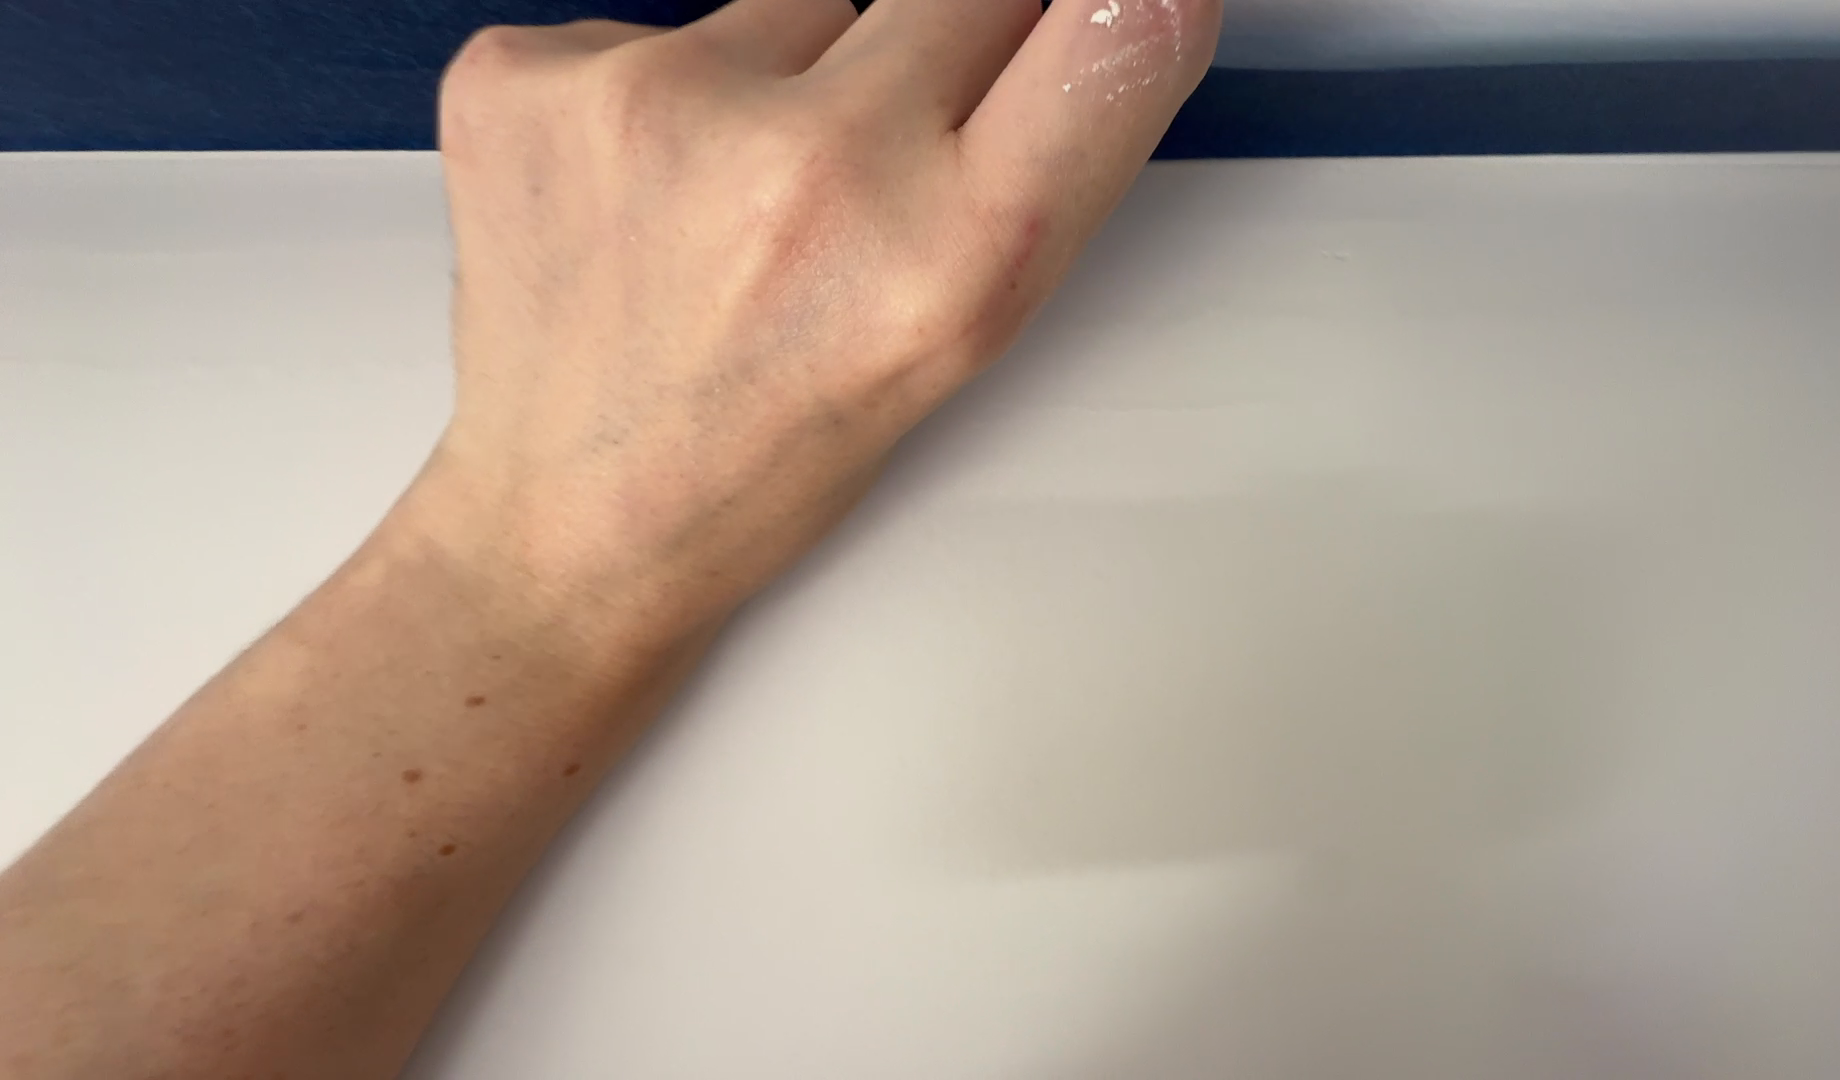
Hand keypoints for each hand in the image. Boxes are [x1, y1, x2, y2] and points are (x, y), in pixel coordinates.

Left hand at [417, 0, 1220, 651]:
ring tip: (751, 219)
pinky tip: (663, 204)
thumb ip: (1031, 180)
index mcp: (942, 269)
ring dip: (806, 87)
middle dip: (951, 61)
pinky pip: (675, 26)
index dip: (1127, 10)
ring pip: (810, 7)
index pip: (1111, 37)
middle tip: (880, 179)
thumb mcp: (945, 354)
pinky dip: (691, 98)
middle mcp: (810, 171)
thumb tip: (1078, 27)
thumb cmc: (766, 470)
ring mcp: (652, 106)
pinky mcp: (531, 74)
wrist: (581, 519)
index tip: (1110, 14)